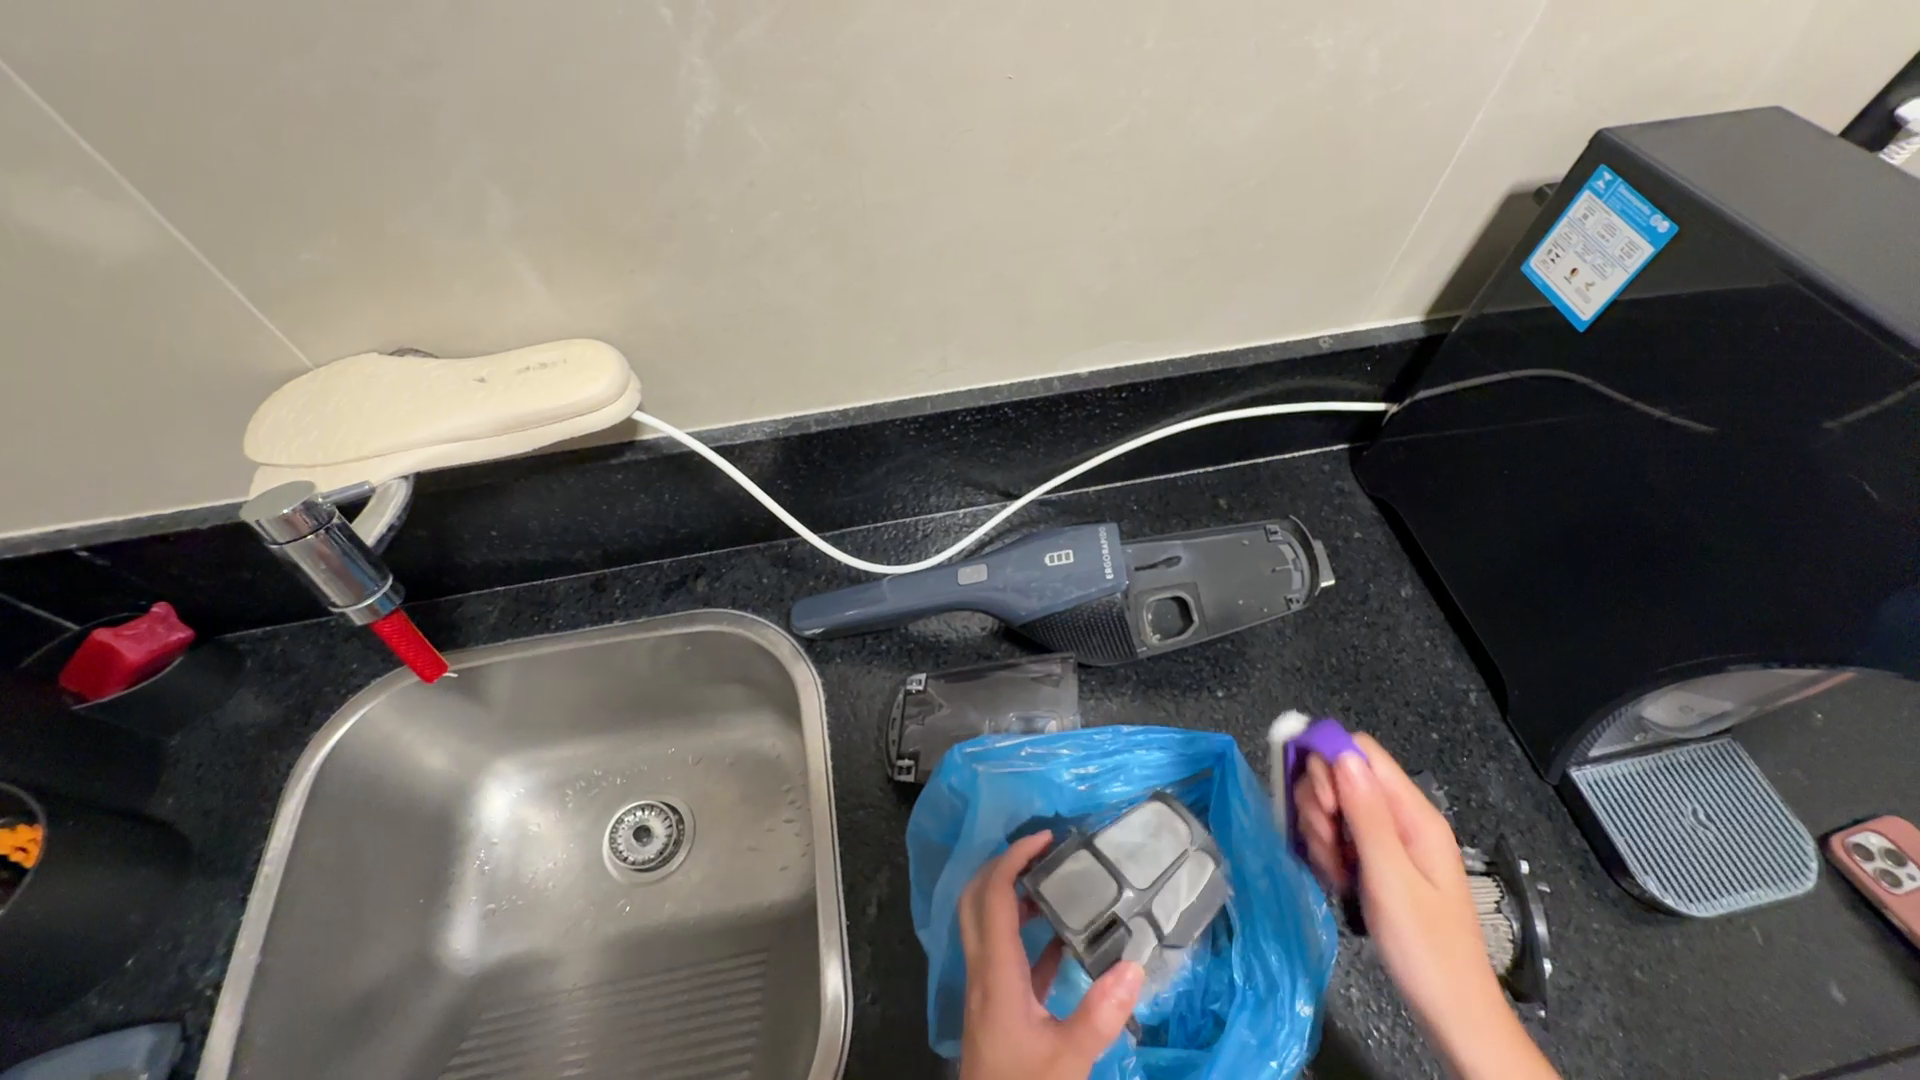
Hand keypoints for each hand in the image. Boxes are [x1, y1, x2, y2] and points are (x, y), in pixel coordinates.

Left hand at [958, 831, 1145, 1079]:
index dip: (1013, 859)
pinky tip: (1065, 941)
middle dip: (1004, 866)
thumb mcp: (1069, 1058)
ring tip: (1057, 886)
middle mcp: (983, 971)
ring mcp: (987, 989)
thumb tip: (1134, 964)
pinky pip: (1008, 956)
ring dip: (1015, 898)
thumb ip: (1100, 1014)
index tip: (1044, 838)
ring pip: (988, 924)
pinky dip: (1029, 937)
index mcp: (996, 973)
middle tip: (1042, 852)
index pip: (992, 896)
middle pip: (976, 900)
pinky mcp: (997, 1007)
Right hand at [1297, 735, 1558, 1079]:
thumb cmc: (1426, 948)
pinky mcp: (1375, 860)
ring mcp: (1388, 839)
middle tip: (1328, 847)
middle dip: (1319, 805)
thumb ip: (1367, 815)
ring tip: (1335, 871)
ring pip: (1333, 807)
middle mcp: (1401, 818)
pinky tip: (1335, 879)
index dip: (1328, 763)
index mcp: (1414, 815)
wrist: (1451, 1009)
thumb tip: (1343, 756)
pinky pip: (1337, 836)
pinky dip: (1326, 853)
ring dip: (1320, 833)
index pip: (1362, 753)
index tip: (1317, 804)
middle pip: (1341, 777)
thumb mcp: (1392, 879)